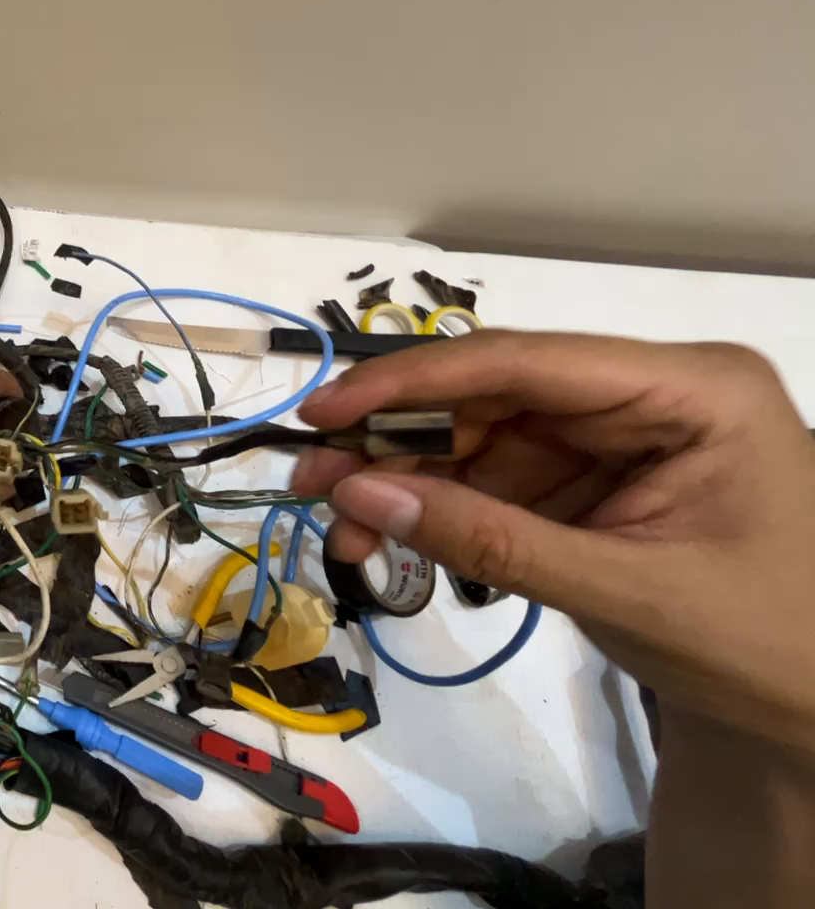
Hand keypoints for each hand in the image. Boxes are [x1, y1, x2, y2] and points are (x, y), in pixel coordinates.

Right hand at [289, 330, 814, 752]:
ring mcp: (587, 433)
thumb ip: (488, 540)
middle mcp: (625, 394)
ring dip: (388, 482)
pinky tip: (375, 540)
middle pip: (472, 397)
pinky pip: (462, 477)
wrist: (814, 713)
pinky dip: (413, 510)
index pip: (518, 362)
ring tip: (337, 528)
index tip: (322, 411)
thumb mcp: (628, 591)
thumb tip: (352, 494)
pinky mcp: (557, 473)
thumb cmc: (772, 646)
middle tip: (310, 480)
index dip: (407, 382)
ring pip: (452, 437)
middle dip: (385, 442)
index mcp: (685, 390)